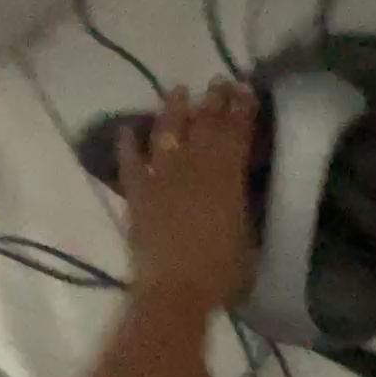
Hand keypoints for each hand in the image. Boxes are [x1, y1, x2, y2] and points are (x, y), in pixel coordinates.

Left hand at [118, 79, 257, 310]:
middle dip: (215, 100)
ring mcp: (162, 178)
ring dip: (175, 109)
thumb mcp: (248, 244)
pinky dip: (128, 146)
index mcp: (227, 178)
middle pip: (205, 125)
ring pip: (168, 132)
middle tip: (221, 82)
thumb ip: (244, 215)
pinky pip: (130, 164)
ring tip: (181, 91)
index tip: (248, 91)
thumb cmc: (220, 276)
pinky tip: (127, 131)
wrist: (174, 293)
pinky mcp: (138, 195)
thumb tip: (242, 202)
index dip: (243, 110)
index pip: (237, 134)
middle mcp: (194, 168)